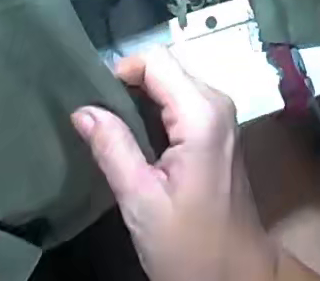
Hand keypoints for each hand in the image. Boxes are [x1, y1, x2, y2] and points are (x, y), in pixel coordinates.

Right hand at [71, 47, 279, 280]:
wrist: (237, 274)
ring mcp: (220, 112)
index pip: (157, 60)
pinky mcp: (217, 126)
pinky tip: (134, 136)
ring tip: (109, 126)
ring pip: (173, 80)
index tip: (93, 99)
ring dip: (141, 96)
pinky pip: (182, 98)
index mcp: (201, 112)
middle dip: (129, 83)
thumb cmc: (189, 245)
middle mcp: (216, 100)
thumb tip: (82, 109)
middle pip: (166, 67)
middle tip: (96, 114)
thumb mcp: (141, 201)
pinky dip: (156, 108)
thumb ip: (113, 148)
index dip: (122, 71)